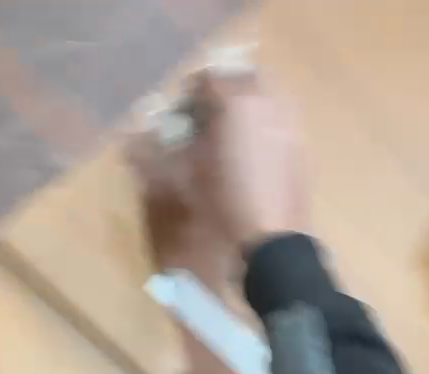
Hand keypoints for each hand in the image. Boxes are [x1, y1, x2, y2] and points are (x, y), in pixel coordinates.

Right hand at [127, 64, 308, 273]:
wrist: (273, 240)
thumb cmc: (225, 207)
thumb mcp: (186, 179)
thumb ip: (157, 153)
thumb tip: (129, 143)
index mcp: (234, 99)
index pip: (205, 79)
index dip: (188, 98)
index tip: (180, 118)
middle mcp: (264, 98)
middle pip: (236, 78)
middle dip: (219, 95)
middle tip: (205, 123)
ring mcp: (287, 118)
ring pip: (261, 93)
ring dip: (242, 106)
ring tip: (228, 136)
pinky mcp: (300, 140)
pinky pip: (277, 115)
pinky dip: (261, 122)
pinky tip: (251, 152)